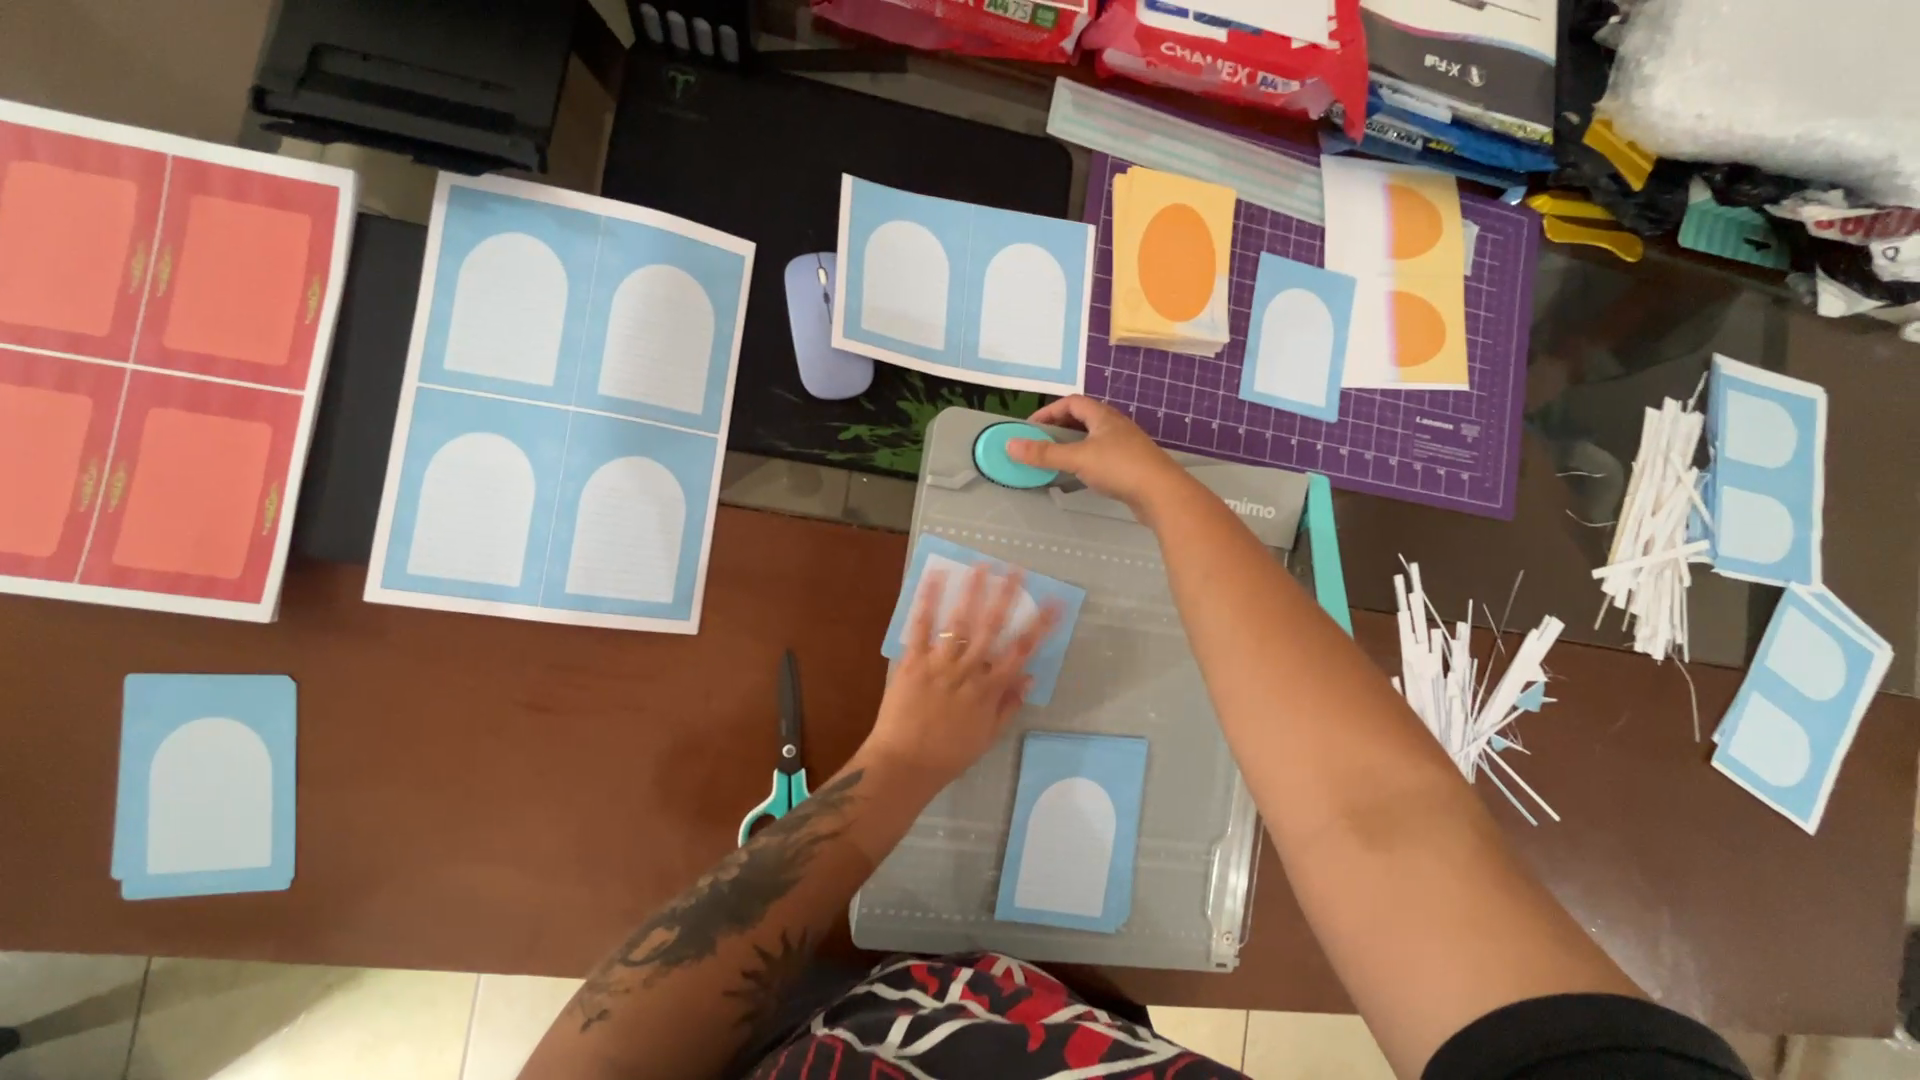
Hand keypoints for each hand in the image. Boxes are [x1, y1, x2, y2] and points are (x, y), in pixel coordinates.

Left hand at [865, 562, 1059, 785]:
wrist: (906, 765)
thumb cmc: (949, 755)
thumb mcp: (988, 735)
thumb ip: (1008, 705)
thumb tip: (1029, 676)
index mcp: (989, 690)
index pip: (1021, 651)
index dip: (1040, 626)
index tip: (1054, 604)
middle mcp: (968, 672)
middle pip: (992, 629)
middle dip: (1006, 597)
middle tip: (1017, 571)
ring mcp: (940, 665)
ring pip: (960, 623)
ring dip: (971, 592)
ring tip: (981, 566)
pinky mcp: (913, 663)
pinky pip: (920, 628)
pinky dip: (927, 602)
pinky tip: (934, 578)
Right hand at [1006, 395, 1188, 509]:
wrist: (1162, 493)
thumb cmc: (1119, 468)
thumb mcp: (1077, 458)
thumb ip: (1044, 454)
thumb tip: (1010, 445)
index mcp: (1103, 416)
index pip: (1072, 402)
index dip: (1049, 411)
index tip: (1030, 427)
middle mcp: (1116, 425)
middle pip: (1083, 418)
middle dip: (1060, 427)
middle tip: (1040, 442)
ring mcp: (1126, 445)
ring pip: (1094, 438)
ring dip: (1073, 444)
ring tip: (1056, 458)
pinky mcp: (1132, 465)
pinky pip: (1103, 455)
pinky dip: (1086, 459)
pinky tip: (1080, 473)